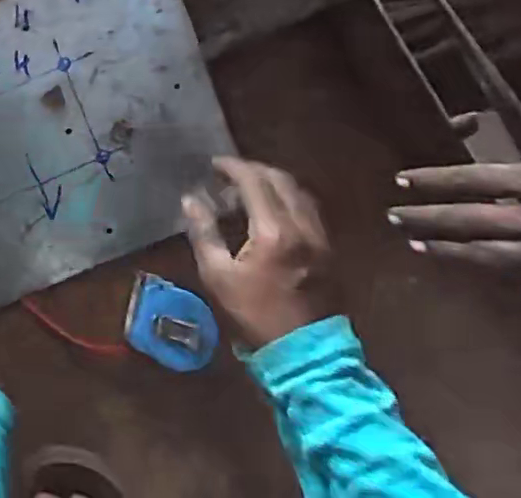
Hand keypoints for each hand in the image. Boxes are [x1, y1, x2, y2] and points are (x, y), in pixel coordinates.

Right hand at [184, 157, 338, 347]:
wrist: (307, 357)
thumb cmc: (255, 313)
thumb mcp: (217, 274)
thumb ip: (203, 231)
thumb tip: (191, 200)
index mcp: (274, 232)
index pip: (254, 181)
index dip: (232, 167)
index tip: (213, 164)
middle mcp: (303, 229)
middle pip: (282, 181)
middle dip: (253, 170)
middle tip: (227, 174)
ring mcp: (321, 240)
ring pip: (299, 194)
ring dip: (272, 184)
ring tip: (246, 192)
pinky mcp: (329, 253)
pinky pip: (308, 211)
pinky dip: (286, 200)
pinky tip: (268, 212)